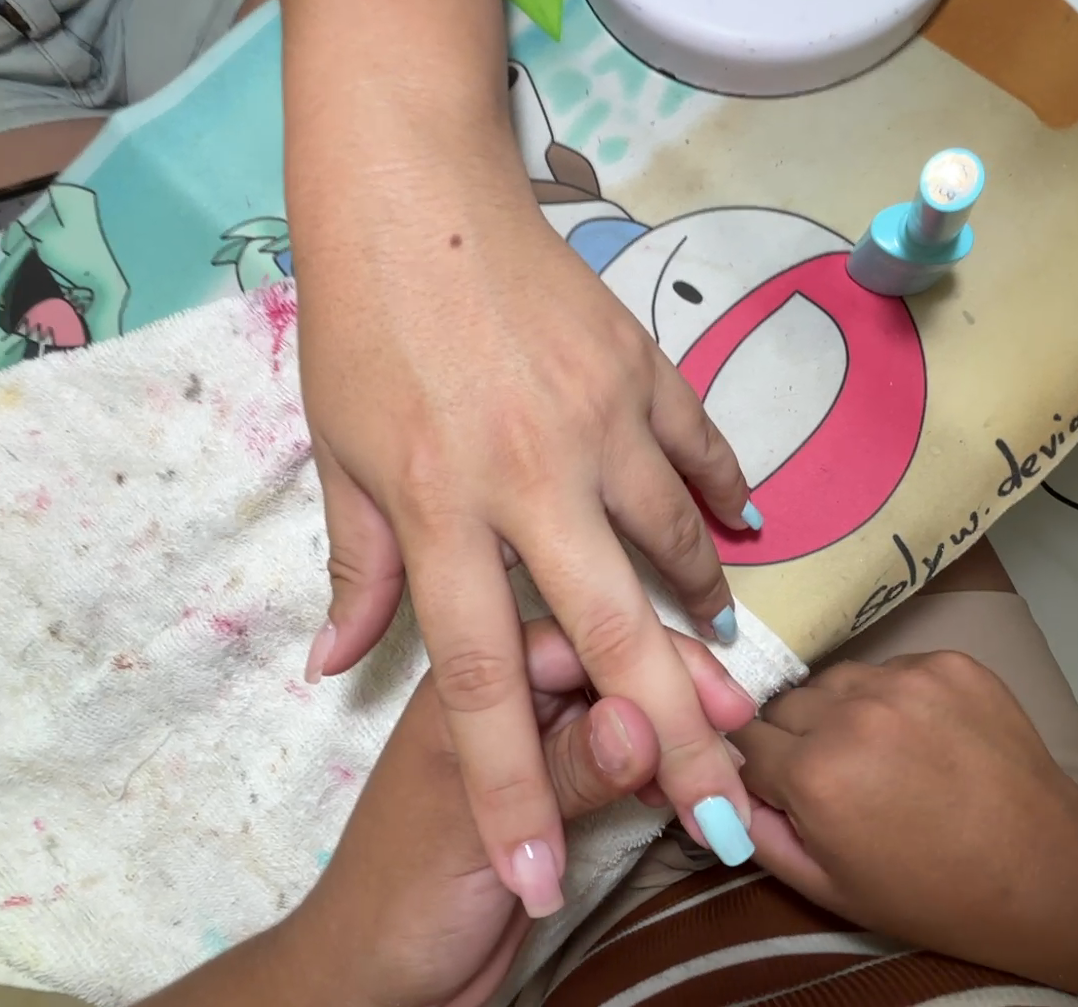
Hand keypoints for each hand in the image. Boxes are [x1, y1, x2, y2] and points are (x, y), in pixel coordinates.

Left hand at [292, 128, 757, 913]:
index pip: (475, 678)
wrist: (417, 197)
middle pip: (614, 630)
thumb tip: (334, 663)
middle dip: (676, 741)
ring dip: (703, 603)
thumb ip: (356, 567)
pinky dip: (725, 493)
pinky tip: (743, 524)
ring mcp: (600, 416)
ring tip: (722, 644)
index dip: (509, 789)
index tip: (538, 879)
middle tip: (725, 813)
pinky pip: (700, 447)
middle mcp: (531, 475)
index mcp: (441, 506)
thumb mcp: (341, 454)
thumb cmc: (365, 327)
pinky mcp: (642, 365)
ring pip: (675, 540)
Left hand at [292, 621, 756, 1006]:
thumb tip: (643, 722)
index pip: (578, 642)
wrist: (382, 978)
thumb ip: (563, 772)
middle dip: (677, 694)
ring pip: (623, 711)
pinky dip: (658, 770)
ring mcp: (539, 737)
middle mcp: (512, 693)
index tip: (717, 704)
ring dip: (677, 736)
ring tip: (728, 767)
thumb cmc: (405, 892)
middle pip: (608, 668)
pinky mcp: (560, 783)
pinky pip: (621, 759)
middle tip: (738, 724)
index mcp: (474, 676)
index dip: (651, 665)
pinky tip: (685, 789)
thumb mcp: (478, 827)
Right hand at [729, 652, 1077, 967]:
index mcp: (814, 773)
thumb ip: (758, 833)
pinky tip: (924, 733)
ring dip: (842, 711)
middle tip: (839, 774)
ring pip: (835, 681)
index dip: (760, 765)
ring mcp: (903, 679)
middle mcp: (850, 712)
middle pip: (786, 705)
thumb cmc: (931, 891)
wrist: (1049, 873)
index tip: (783, 782)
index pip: (743, 739)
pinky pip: (889, 668)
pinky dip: (894, 697)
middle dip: (798, 737)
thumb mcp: (828, 886)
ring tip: (884, 751)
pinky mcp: (946, 662)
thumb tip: (721, 789)